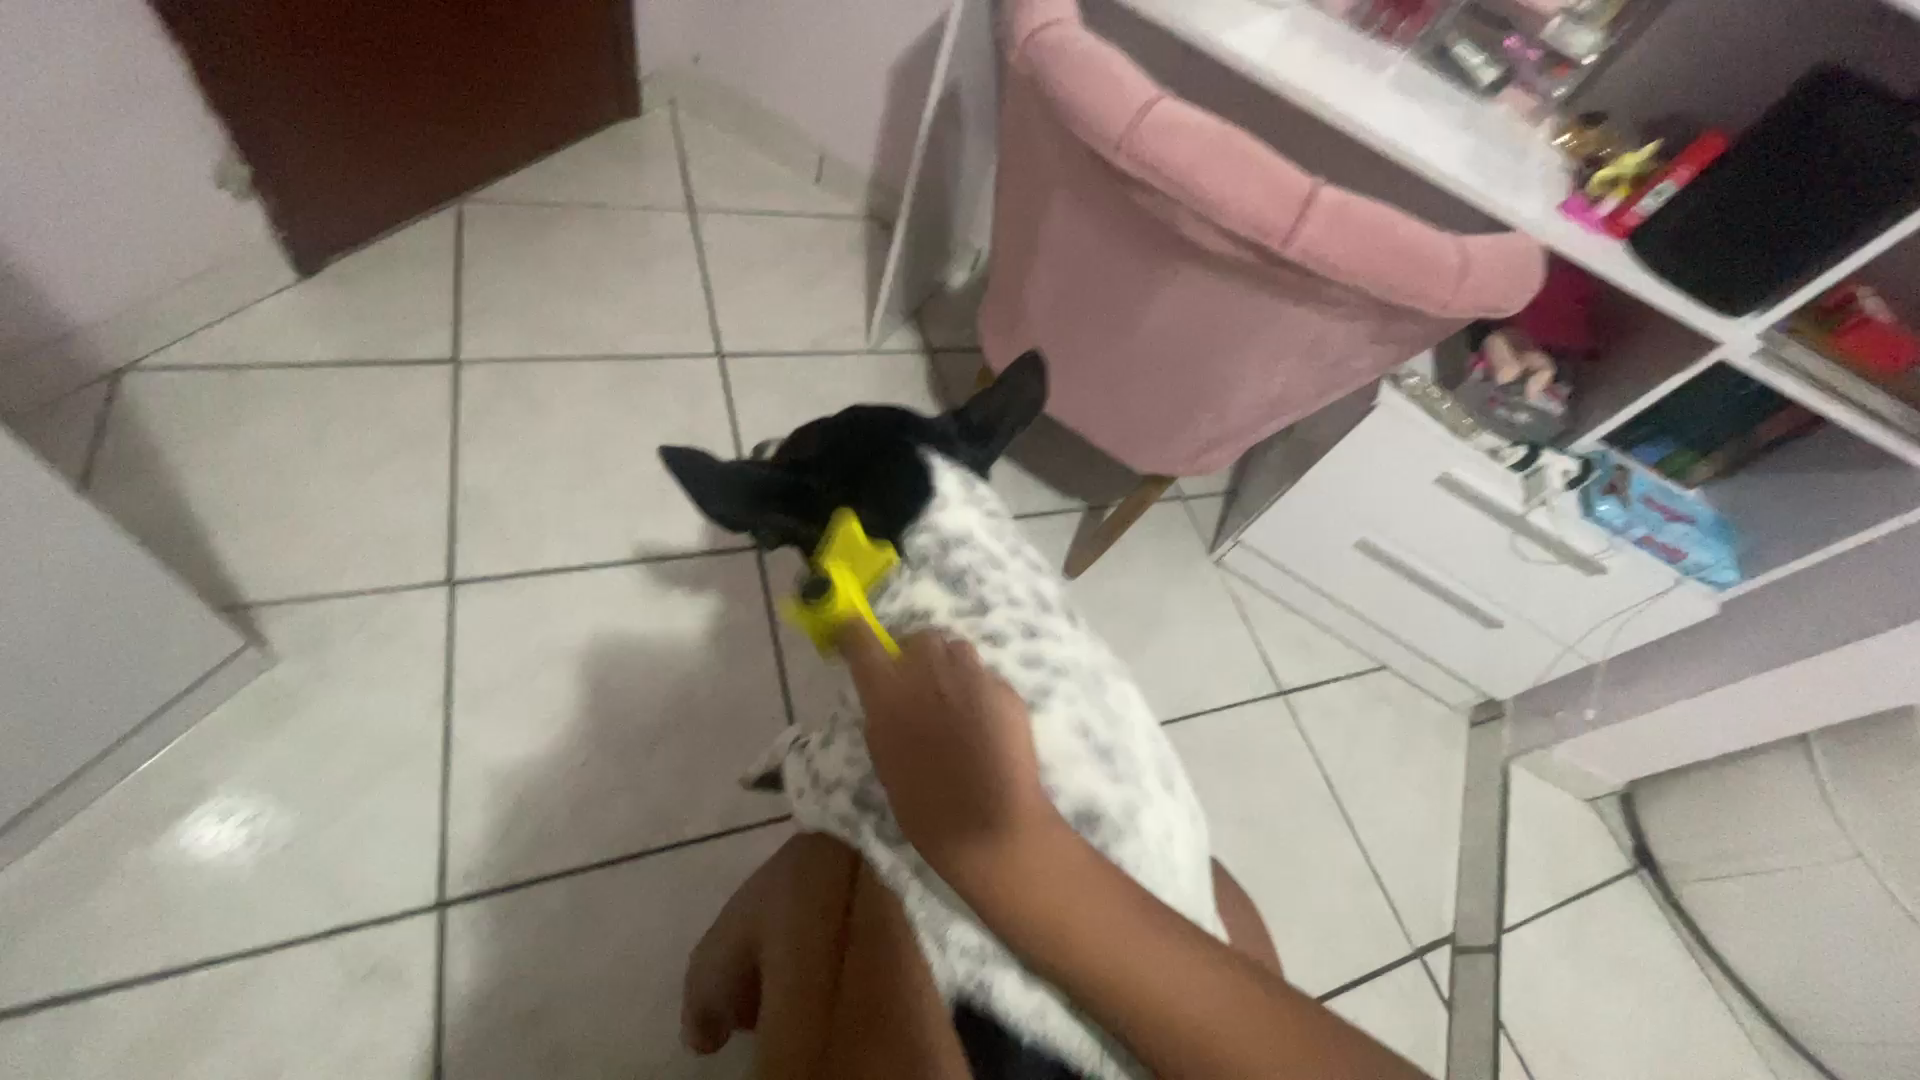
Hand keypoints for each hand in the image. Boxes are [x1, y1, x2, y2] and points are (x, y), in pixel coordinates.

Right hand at [837, 623, 1061, 884]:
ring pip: (957, 649)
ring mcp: (972, 677)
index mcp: (888, 692)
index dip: (854, 633)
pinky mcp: (1005, 689)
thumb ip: (883, 712)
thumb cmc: (924, 806)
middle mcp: (929, 672)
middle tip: (921, 684)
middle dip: (918, 654)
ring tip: (956, 702)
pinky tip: (985, 726)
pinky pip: (986, 676)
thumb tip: (888, 690)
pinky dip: (981, 692)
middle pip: (920, 637)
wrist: (988, 827)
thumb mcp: (885, 757)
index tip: (852, 634)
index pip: (861, 639)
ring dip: (951, 667)